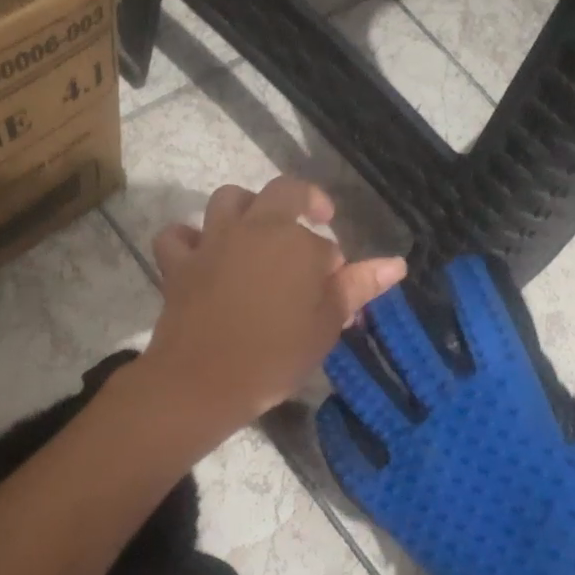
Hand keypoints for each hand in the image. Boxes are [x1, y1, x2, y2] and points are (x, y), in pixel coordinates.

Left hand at [140, 178, 406, 439]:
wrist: (203, 380)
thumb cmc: (275, 356)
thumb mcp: (325, 325)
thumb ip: (358, 287)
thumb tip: (397, 264)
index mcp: (295, 240)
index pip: (323, 242)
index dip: (332, 265)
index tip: (333, 290)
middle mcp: (254, 227)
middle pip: (281, 193)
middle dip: (303, 201)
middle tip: (315, 218)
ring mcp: (211, 241)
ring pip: (228, 199)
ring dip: (246, 207)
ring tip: (257, 231)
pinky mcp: (178, 263)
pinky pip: (177, 236)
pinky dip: (188, 239)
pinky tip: (201, 253)